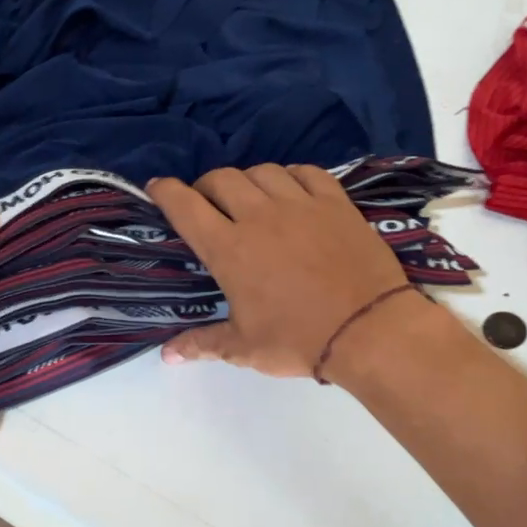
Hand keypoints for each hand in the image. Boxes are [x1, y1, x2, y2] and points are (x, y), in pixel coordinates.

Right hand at [146, 165, 417, 377]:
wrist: (370, 330)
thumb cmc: (297, 339)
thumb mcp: (242, 347)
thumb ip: (200, 343)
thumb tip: (168, 356)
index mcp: (229, 250)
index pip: (187, 208)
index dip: (166, 192)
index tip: (156, 188)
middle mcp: (260, 218)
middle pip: (222, 179)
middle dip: (205, 186)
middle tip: (204, 203)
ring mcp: (302, 206)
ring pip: (262, 171)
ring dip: (246, 180)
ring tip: (246, 197)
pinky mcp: (337, 204)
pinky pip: (306, 173)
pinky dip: (288, 176)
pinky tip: (288, 190)